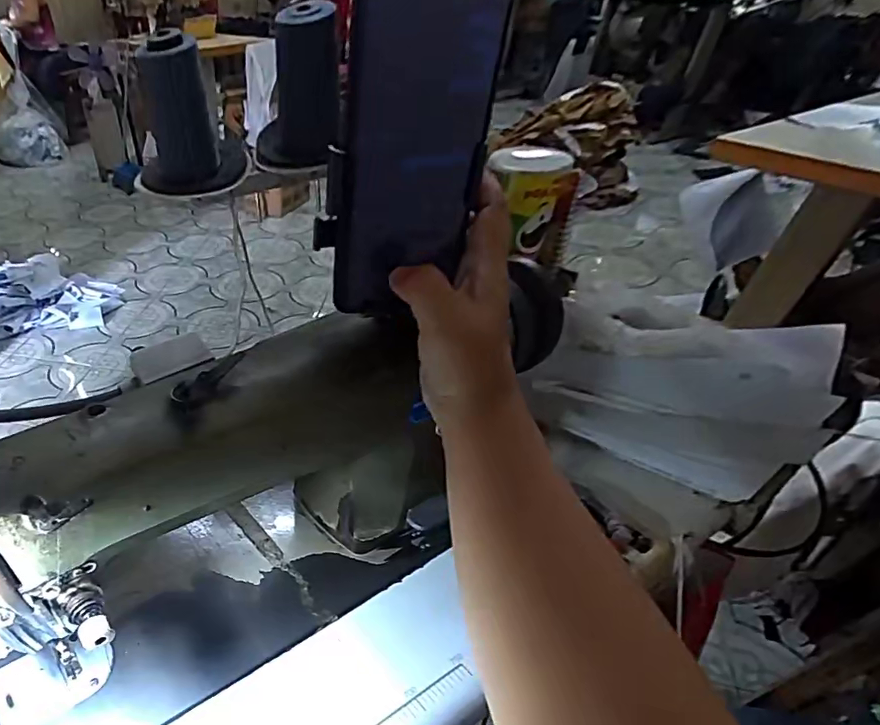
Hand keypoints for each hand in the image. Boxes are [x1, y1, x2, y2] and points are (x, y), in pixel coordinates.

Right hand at [389, 175, 517, 429]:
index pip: (491, 214)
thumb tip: (398, 267)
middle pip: (466, 228)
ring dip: (426, 235)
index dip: (480, 184)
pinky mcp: (440, 318)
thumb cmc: (467, 364)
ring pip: (445, 254)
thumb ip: (423, 285)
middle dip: (446, 203)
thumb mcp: (445, 318)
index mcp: (487, 271)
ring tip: (393, 215)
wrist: (470, 410)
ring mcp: (458, 299)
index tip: (454, 160)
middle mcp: (476, 278)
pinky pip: (427, 281)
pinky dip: (412, 267)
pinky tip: (389, 263)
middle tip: (410, 182)